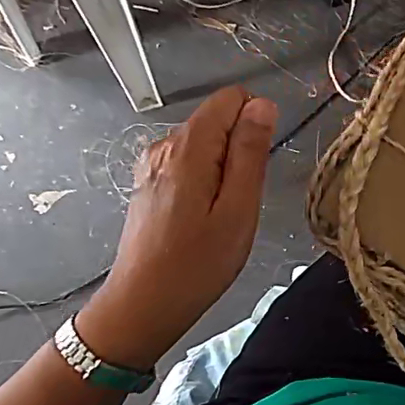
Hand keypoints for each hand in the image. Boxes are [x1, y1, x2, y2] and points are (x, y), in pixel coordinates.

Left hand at [75, 87, 276, 369]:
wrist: (141, 306)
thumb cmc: (197, 264)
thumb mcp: (238, 209)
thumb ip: (250, 152)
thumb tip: (262, 105)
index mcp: (188, 148)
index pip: (231, 99)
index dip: (255, 123)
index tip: (258, 166)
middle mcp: (164, 146)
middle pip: (217, 121)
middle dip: (240, 151)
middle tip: (240, 201)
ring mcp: (152, 165)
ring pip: (205, 144)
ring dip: (224, 170)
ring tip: (222, 214)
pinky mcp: (148, 183)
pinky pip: (190, 164)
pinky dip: (206, 182)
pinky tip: (203, 219)